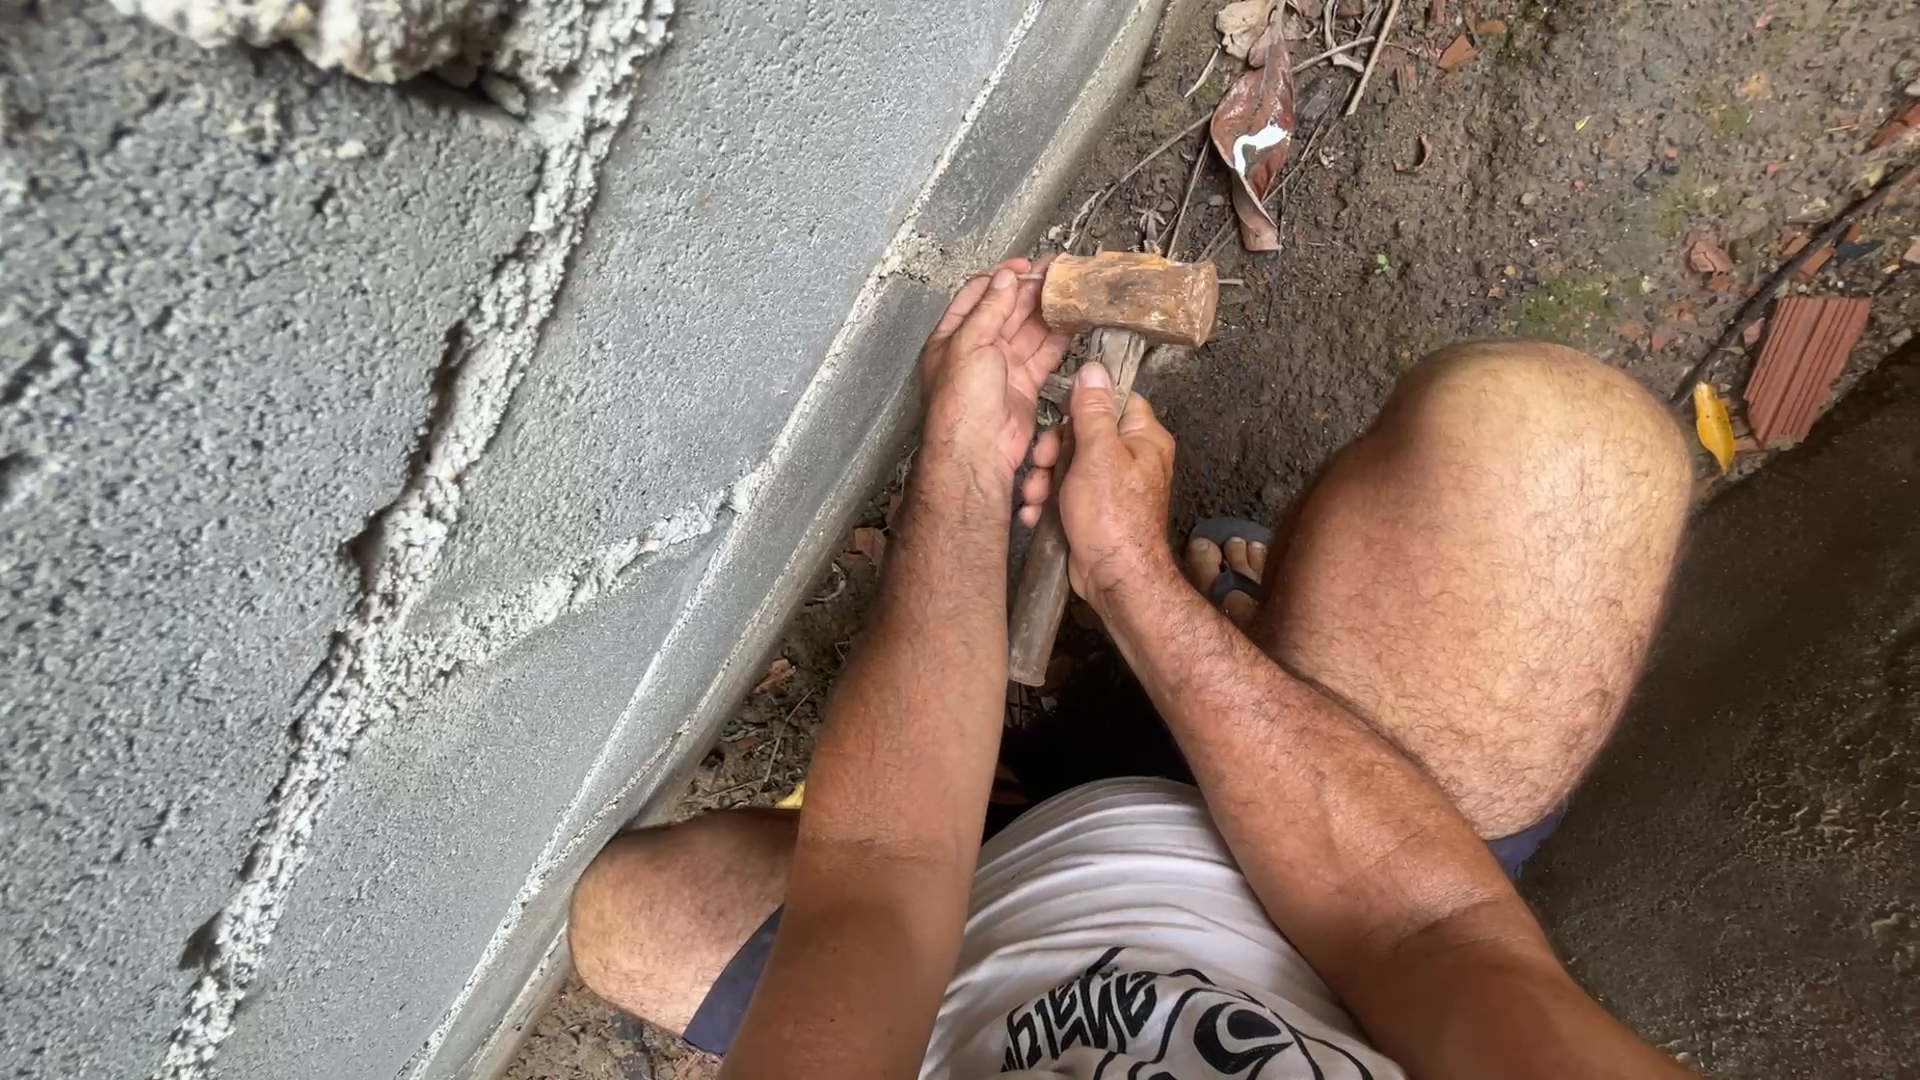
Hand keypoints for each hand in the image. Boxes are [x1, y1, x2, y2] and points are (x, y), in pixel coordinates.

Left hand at [918, 257, 1070, 507]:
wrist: (977, 451)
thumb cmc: (960, 403)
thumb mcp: (969, 343)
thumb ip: (989, 308)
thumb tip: (1005, 279)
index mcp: (952, 338)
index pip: (977, 295)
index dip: (1001, 277)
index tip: (1025, 265)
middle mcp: (976, 352)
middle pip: (1006, 311)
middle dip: (1030, 291)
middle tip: (1056, 272)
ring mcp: (1000, 370)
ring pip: (1027, 332)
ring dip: (1046, 311)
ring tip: (1068, 291)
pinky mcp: (1023, 387)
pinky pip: (1042, 356)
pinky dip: (1057, 339)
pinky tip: (1071, 322)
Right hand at [1055, 361, 1179, 618]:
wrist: (1113, 577)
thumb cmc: (1113, 518)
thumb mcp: (1097, 453)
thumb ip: (1093, 410)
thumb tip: (1094, 370)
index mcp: (1143, 439)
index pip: (1115, 400)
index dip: (1083, 405)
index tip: (1060, 415)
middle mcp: (1131, 459)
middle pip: (1084, 434)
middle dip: (1053, 451)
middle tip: (1043, 463)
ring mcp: (1112, 487)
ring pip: (1069, 465)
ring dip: (1044, 479)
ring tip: (1034, 496)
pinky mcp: (1094, 510)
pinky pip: (1066, 493)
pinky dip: (1048, 502)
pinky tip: (1034, 513)